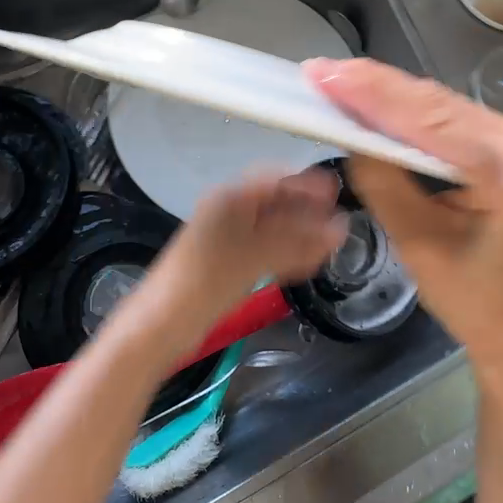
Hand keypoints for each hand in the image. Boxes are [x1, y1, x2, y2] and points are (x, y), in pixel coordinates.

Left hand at [146, 170, 347, 332]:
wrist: (162, 323)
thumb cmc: (206, 280)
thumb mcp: (255, 255)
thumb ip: (299, 241)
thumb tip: (341, 229)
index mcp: (229, 198)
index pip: (274, 179)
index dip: (305, 184)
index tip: (336, 193)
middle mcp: (228, 212)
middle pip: (275, 203)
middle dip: (306, 212)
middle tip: (339, 222)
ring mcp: (228, 239)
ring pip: (273, 229)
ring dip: (300, 236)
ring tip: (330, 246)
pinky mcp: (229, 264)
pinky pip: (265, 251)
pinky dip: (286, 255)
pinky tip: (307, 265)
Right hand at [303, 58, 502, 383]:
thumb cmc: (471, 297)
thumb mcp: (417, 242)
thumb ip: (383, 182)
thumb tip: (350, 131)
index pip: (435, 123)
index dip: (377, 96)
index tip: (328, 74)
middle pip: (440, 106)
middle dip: (378, 87)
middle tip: (322, 71)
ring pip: (445, 105)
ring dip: (391, 94)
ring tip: (339, 79)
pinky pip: (454, 117)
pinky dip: (412, 109)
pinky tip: (377, 96)